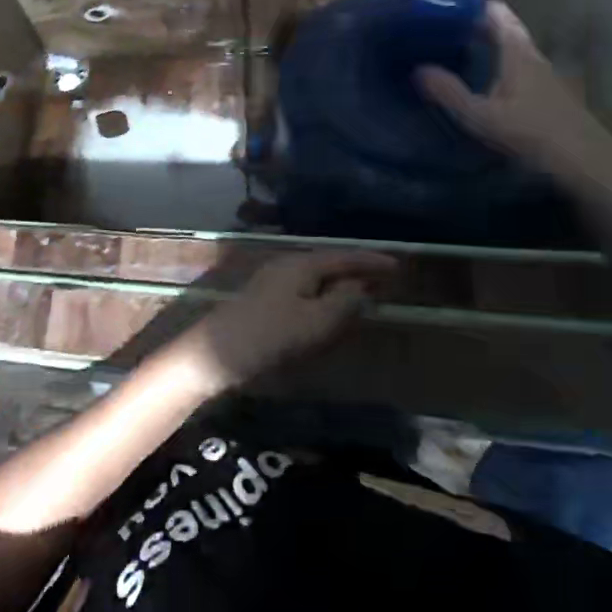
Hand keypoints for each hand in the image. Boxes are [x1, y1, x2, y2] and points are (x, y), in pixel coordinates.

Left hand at [170, 250, 396, 392]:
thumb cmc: (270, 336)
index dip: (371, 262)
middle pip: (328, 263)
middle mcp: (285, 266)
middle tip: (385, 280)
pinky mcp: (263, 301)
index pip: (343, 257)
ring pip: (315, 278)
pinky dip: (323, 296)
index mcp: (300, 264)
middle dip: (356, 270)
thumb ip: (344, 300)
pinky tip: (329, 309)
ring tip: (363, 293)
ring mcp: (271, 282)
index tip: (397, 266)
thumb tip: (360, 286)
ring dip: (339, 284)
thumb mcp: (316, 321)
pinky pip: (304, 291)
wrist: (213, 355)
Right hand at [416, 1, 607, 164]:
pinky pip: (519, 64)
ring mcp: (544, 72)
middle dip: (477, 26)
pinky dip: (500, 62)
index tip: (447, 9)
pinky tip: (486, 79)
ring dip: (489, 45)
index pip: (497, 14)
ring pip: (513, 48)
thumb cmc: (530, 132)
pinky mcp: (549, 90)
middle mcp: (533, 55)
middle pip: (506, 29)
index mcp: (517, 52)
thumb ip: (449, 93)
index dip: (474, 6)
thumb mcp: (481, 116)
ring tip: (459, 52)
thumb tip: (419, 70)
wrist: (581, 159)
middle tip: (444, 31)